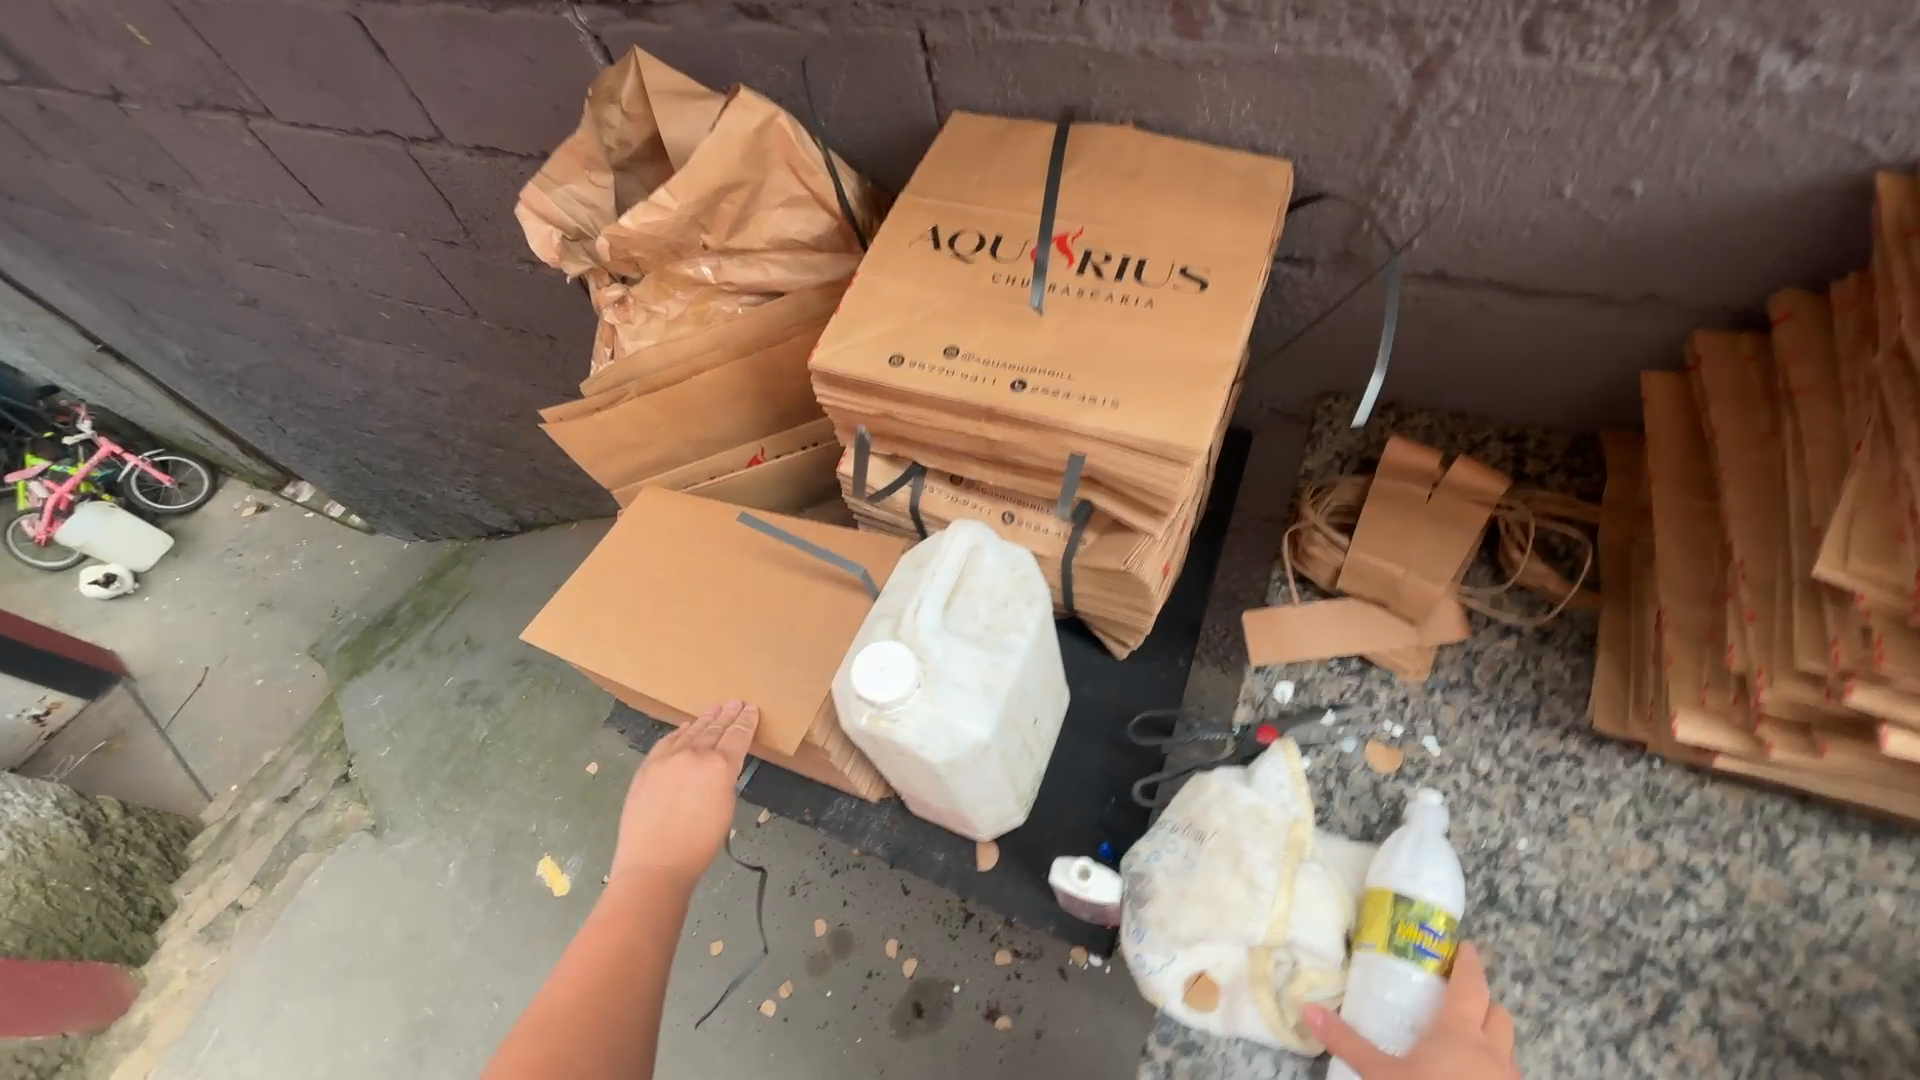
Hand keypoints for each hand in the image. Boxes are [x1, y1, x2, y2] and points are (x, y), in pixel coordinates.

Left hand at [611, 700, 759, 888]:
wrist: (654, 862)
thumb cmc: (699, 844)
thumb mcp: (726, 809)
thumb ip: (725, 780)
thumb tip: (720, 768)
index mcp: (721, 766)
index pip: (738, 736)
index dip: (746, 722)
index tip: (751, 709)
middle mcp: (695, 754)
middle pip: (715, 729)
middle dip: (727, 715)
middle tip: (736, 702)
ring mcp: (668, 758)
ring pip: (691, 731)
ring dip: (705, 719)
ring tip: (716, 708)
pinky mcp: (648, 766)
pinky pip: (668, 741)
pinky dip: (680, 732)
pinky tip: (686, 727)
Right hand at [1305, 941, 1519, 1078]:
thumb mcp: (1381, 1077)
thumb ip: (1348, 1043)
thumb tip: (1308, 1009)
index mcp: (1461, 1033)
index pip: (1472, 984)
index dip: (1469, 962)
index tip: (1464, 945)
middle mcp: (1494, 1053)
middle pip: (1499, 1013)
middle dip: (1482, 999)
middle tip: (1455, 995)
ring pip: (1508, 1048)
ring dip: (1491, 1037)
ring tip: (1461, 1041)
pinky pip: (1509, 1076)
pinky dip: (1493, 1069)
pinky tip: (1469, 1079)